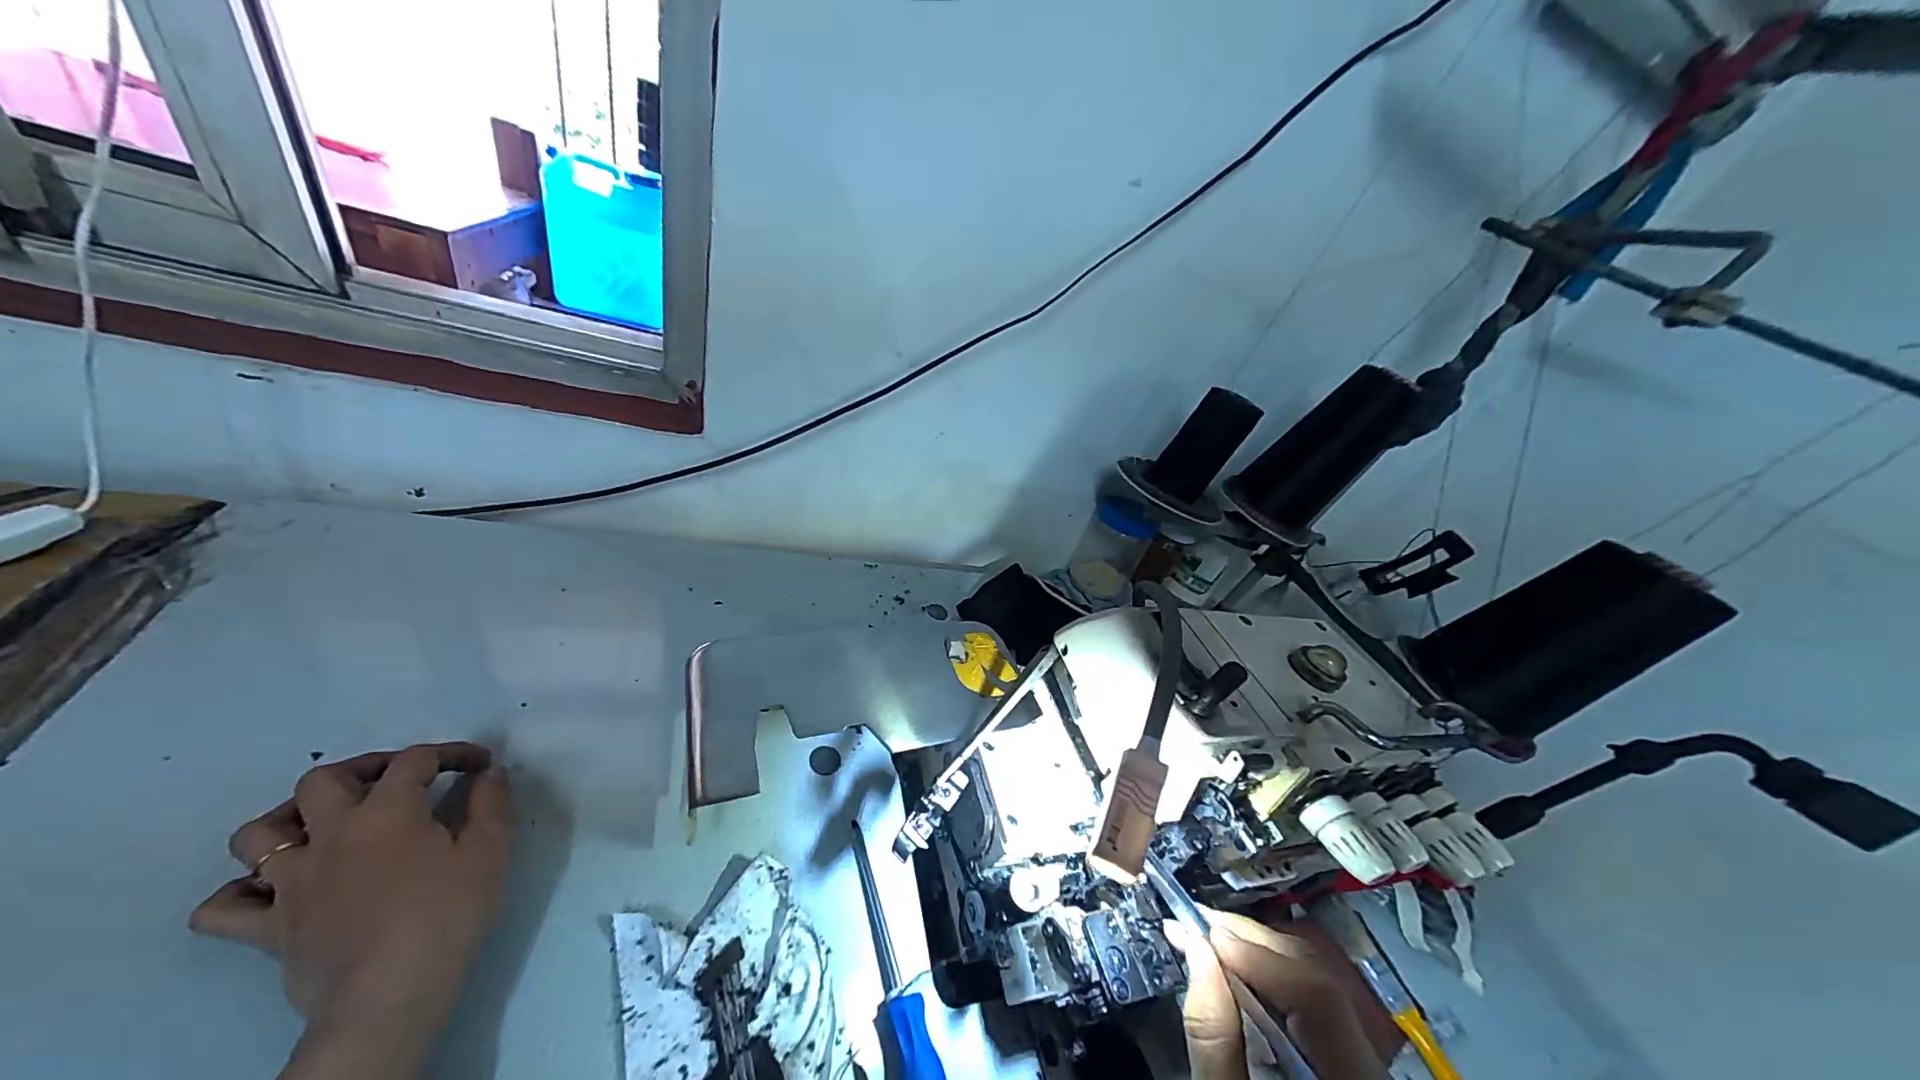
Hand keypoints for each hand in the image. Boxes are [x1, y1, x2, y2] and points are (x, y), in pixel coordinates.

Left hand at [190, 743, 512, 1079]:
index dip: (451, 753)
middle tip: (395, 781)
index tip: (480, 765)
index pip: (415, 760)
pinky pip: (222, 907)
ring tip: (322, 826)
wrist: (391, 995)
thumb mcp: (491, 851)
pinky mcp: (267, 928)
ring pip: (257, 834)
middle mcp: (330, 835)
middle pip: (322, 779)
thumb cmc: (449, 915)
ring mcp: (290, 883)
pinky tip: (271, 891)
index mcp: (387, 812)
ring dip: (287, 821)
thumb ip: (491, 804)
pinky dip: (239, 892)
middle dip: (361, 769)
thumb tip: (489, 773)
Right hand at [1169, 909, 1387, 1079]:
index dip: (1258, 955)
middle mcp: (1371, 1072)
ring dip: (1257, 955)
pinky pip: (1316, 1006)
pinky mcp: (1353, 1065)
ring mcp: (1367, 1069)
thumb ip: (1212, 1034)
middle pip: (1320, 980)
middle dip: (1250, 943)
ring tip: (1207, 940)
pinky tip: (1236, 972)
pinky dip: (1271, 980)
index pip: (1318, 998)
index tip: (1201, 931)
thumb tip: (1193, 947)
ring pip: (1317, 985)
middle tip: (1193, 923)